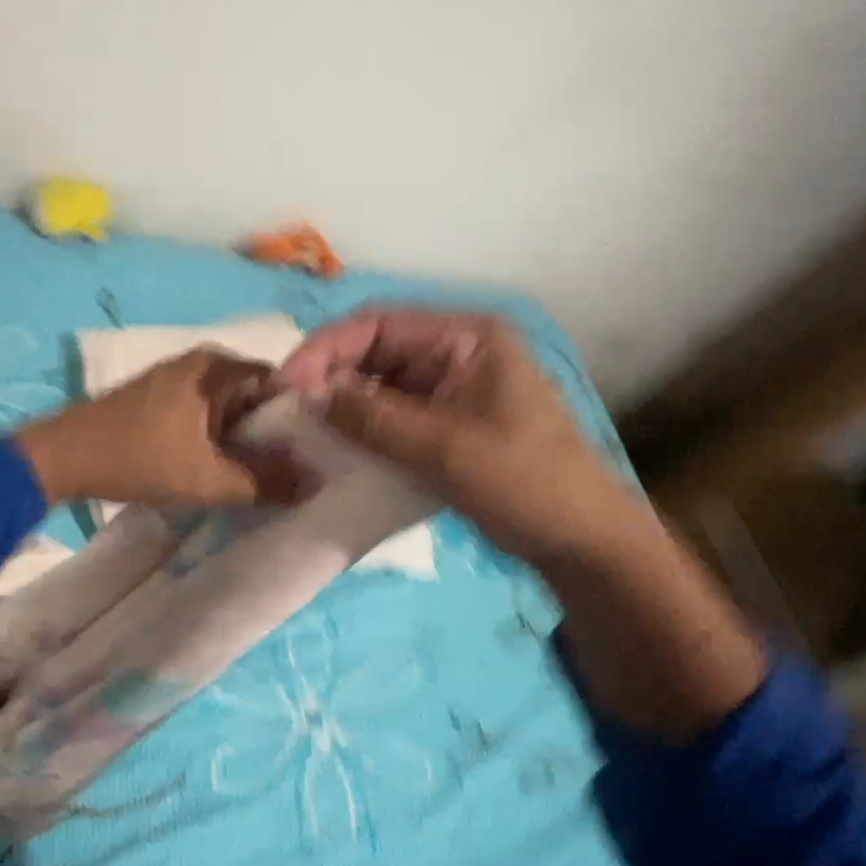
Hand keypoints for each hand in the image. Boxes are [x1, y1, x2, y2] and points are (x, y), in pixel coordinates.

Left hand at [16, 348, 312, 507]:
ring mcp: (177, 379)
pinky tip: (223, 469)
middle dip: (272, 436)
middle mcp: (201, 363)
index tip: (315, 454)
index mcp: (218, 367)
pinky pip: (205, 416)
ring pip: (229, 411)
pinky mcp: (160, 399)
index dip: (300, 421)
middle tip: (295, 473)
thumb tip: (317, 484)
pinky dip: (218, 440)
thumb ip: (265, 482)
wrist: (61, 458)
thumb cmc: (137, 459)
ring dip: (244, 442)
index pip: (281, 386)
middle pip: (255, 398)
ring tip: (265, 477)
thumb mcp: (207, 478)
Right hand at [282, 308, 646, 560]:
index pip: (378, 323)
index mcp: (467, 336)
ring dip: (340, 404)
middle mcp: (455, 351)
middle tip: (286, 413)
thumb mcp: (442, 448)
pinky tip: (333, 447)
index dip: (324, 349)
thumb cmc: (523, 482)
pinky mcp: (444, 422)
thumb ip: (370, 416)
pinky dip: (360, 427)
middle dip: (328, 377)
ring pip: (377, 383)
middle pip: (373, 350)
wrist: (579, 541)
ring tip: (301, 431)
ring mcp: (449, 388)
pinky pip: (389, 414)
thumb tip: (305, 394)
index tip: (285, 386)